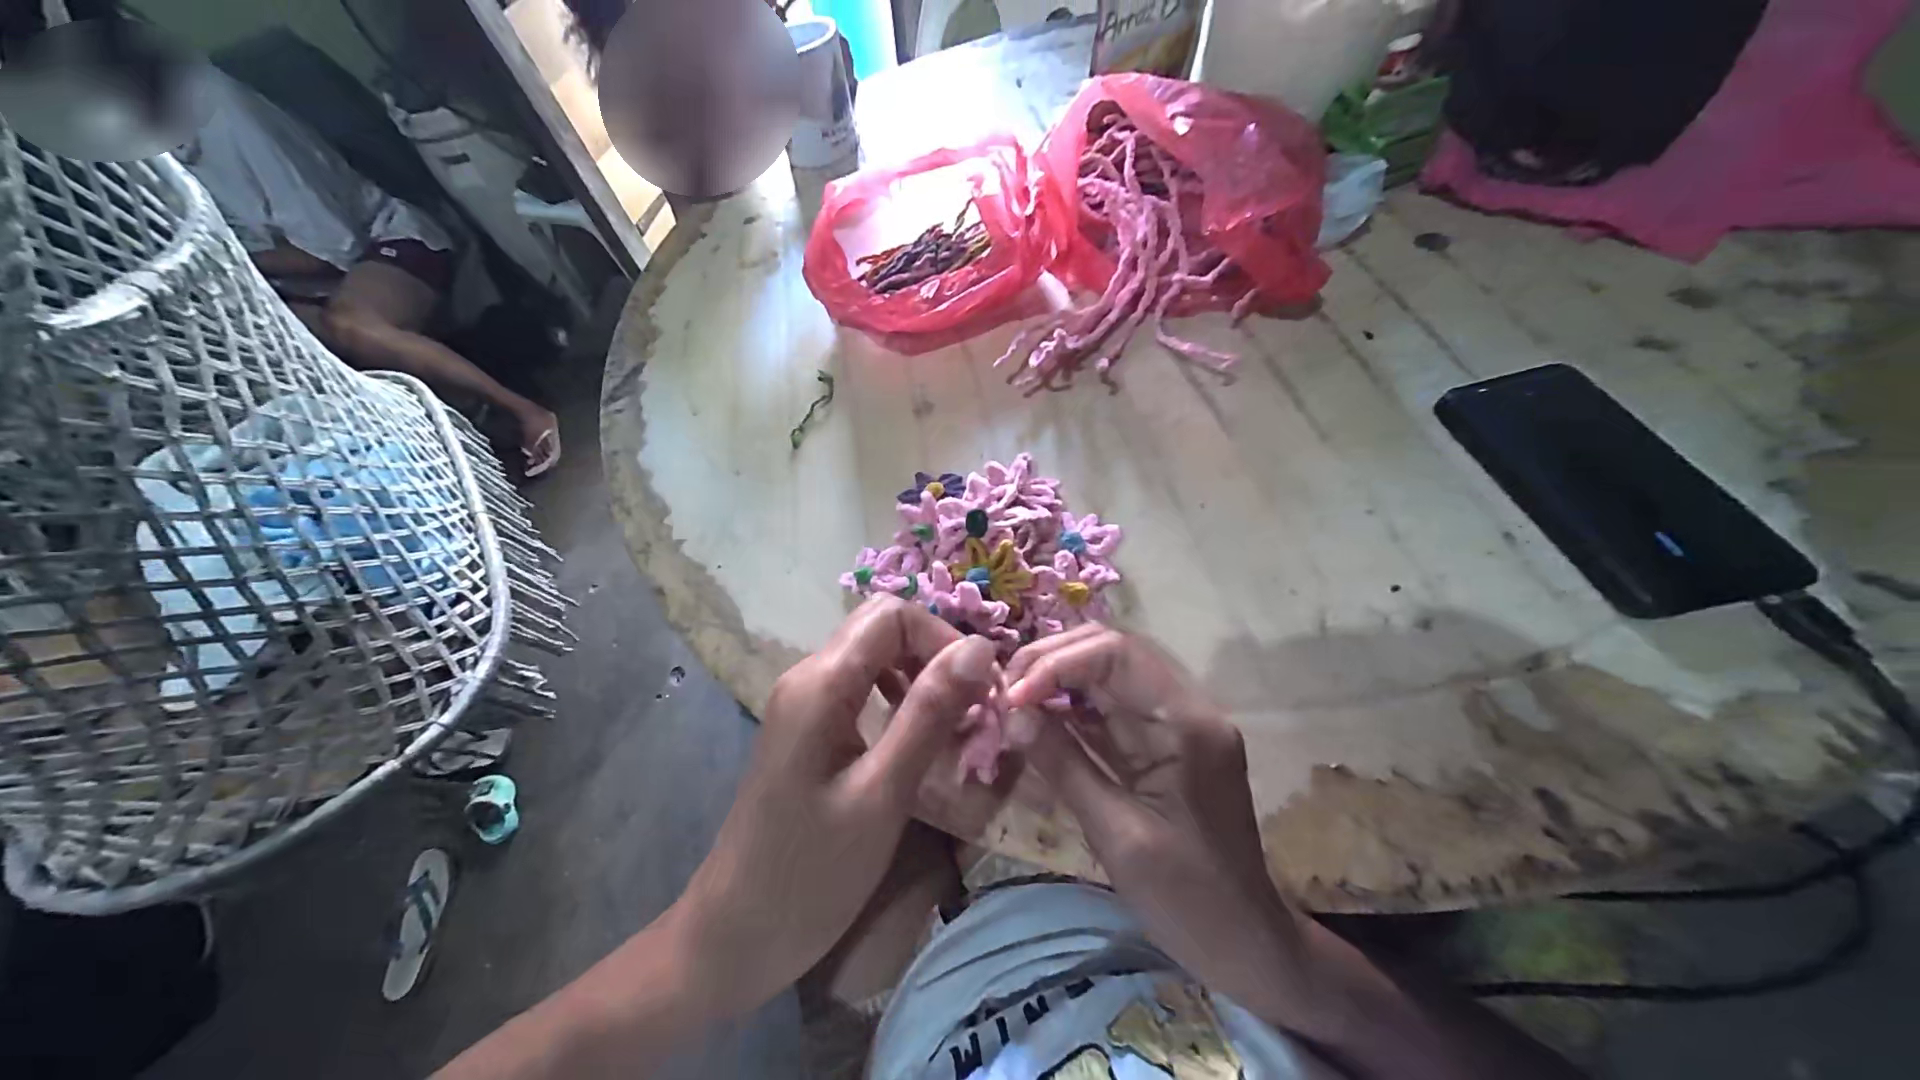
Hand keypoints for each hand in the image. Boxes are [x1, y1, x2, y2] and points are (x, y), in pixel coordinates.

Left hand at [670, 597, 998, 1011]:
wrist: (736, 934)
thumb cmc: (812, 872)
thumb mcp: (883, 793)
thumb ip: (930, 713)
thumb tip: (980, 648)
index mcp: (821, 683)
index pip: (893, 615)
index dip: (944, 639)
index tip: (982, 690)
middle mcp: (808, 676)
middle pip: (883, 628)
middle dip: (936, 654)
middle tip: (975, 707)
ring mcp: (803, 702)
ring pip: (874, 656)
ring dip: (921, 675)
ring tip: (956, 723)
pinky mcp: (807, 728)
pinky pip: (861, 687)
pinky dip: (899, 697)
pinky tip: (918, 736)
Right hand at [1004, 624, 1314, 1023]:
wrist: (1245, 943)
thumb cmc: (1188, 898)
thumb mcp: (1117, 834)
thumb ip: (1064, 765)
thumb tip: (1012, 715)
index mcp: (1188, 723)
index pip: (1118, 654)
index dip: (1058, 662)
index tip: (1013, 695)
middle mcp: (1186, 707)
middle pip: (1113, 652)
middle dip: (1054, 660)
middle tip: (1006, 689)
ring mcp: (1175, 722)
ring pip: (1108, 673)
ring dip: (1058, 677)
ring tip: (1012, 698)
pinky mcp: (1162, 742)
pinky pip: (1110, 706)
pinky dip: (1071, 705)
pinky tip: (1038, 716)